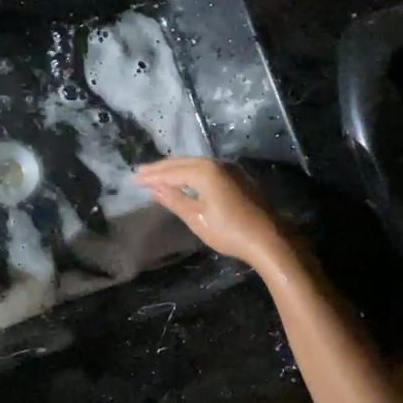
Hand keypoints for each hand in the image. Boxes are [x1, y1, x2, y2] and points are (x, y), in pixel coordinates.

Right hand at [135, 158, 298, 271]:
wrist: (268, 239)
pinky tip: (185, 179)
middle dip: (162, 168)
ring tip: (159, 174)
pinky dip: (192, 172)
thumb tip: (154, 188)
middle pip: (183, 163)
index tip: (134, 179)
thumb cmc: (229, 231)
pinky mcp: (238, 177)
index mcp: (205, 171)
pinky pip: (208, 169)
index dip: (152, 176)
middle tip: (142, 172)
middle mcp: (217, 163)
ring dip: (177, 169)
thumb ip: (174, 200)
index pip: (171, 171)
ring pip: (197, 164)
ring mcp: (230, 168)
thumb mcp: (196, 218)